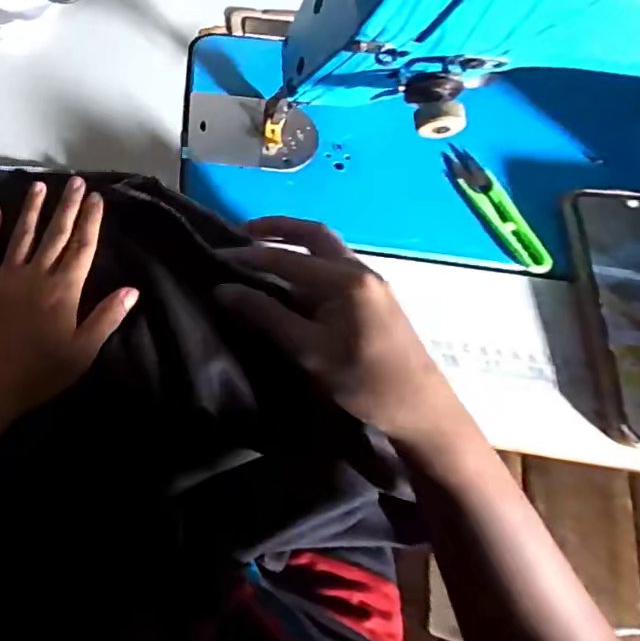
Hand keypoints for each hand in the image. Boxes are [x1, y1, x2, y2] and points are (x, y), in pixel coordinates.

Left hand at [0, 176, 137, 425]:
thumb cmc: (39, 371)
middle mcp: (38, 273)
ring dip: (32, 208)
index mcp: (64, 288)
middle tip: (76, 181)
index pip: (83, 247)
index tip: (97, 198)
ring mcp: (7, 274)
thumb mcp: (82, 351)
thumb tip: (132, 290)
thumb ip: (106, 317)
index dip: (91, 221)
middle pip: (57, 233)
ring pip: (23, 234)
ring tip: (40, 186)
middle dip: (68, 206)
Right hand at [215, 216, 456, 438]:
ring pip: (326, 247)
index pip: (287, 259)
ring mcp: (370, 281)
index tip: (217, 255)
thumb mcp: (309, 351)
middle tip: (244, 232)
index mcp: (346, 279)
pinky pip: (334, 264)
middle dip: (278, 228)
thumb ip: (266, 315)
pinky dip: (308, 260)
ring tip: (262, 248)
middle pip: (314, 234)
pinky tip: (292, 277)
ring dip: (294, 242)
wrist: (422, 411)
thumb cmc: (365, 382)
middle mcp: (360, 270)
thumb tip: (223, 290)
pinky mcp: (372, 296)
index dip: (249, 257)